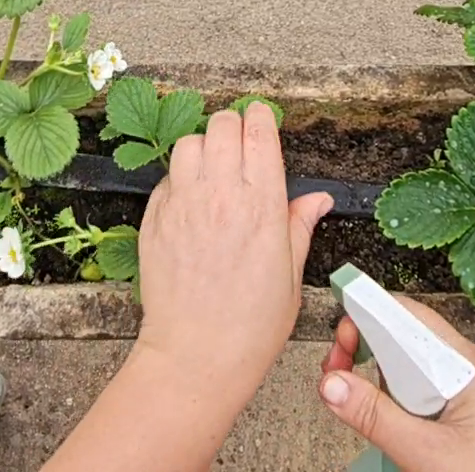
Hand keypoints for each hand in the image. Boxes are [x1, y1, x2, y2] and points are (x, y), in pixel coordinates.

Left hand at [134, 102, 332, 400]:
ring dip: (203, 147)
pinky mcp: (155, 217)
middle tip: (238, 144)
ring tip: (212, 169)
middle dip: (232, 126)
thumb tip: (319, 199)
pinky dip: (179, 177)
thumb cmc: (249, 325)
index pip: (259, 132)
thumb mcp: (290, 274)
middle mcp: (222, 195)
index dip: (261, 117)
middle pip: (222, 125)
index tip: (261, 118)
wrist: (196, 357)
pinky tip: (191, 199)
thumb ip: (300, 225)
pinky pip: (166, 176)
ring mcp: (184, 204)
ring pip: (189, 142)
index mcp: (262, 205)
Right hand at [319, 296, 474, 471]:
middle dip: (363, 345)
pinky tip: (380, 418)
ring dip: (373, 373)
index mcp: (462, 364)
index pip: (406, 315)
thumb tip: (331, 383)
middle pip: (401, 336)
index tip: (338, 339)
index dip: (367, 315)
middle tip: (335, 372)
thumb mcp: (429, 455)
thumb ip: (377, 418)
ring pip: (405, 364)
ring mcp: (460, 392)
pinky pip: (415, 392)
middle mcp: (461, 368)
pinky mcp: (458, 416)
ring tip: (351, 398)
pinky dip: (390, 396)